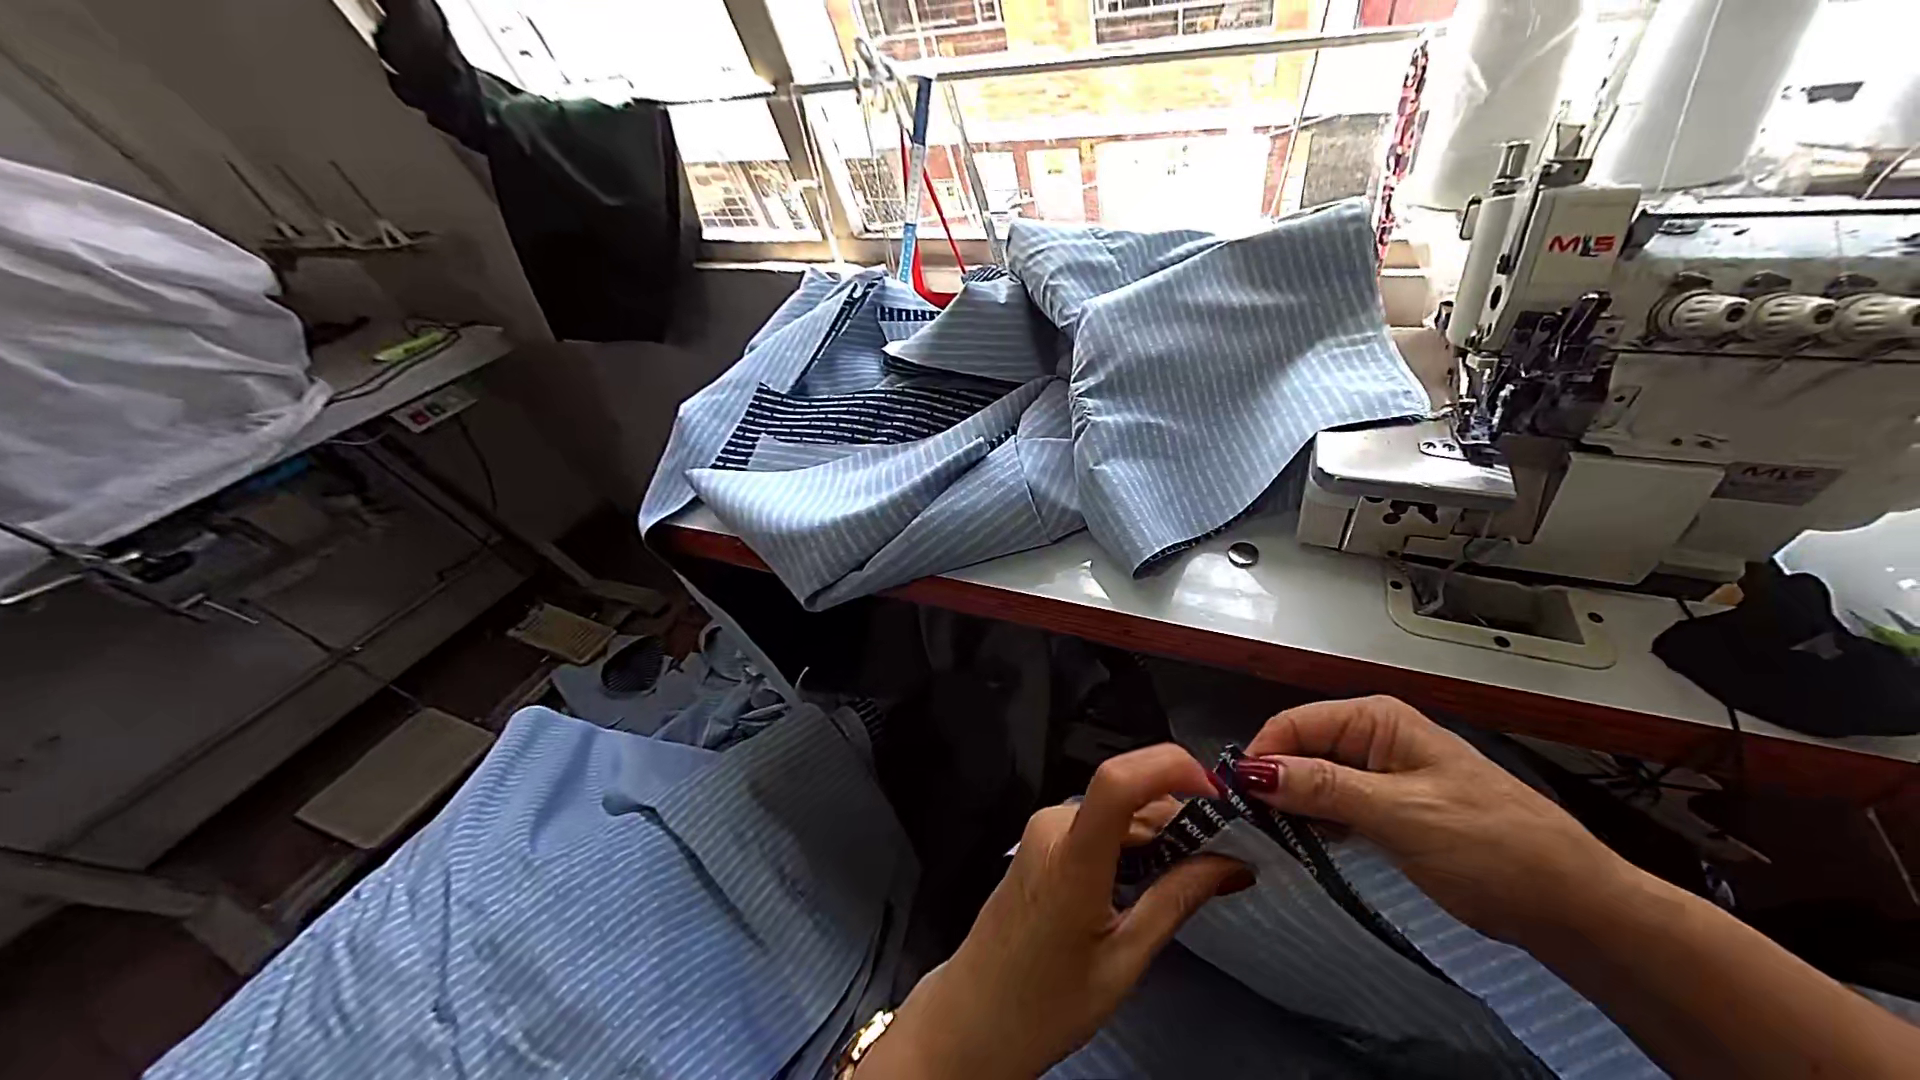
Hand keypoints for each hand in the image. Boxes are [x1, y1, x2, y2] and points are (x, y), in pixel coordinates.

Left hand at [855, 745, 1244, 1079]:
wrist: (972, 1017)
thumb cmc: (1044, 1002)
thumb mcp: (1123, 960)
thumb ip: (1176, 900)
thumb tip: (1232, 863)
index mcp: (1071, 856)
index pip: (1117, 780)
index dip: (1170, 767)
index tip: (1219, 796)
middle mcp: (1053, 826)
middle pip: (1130, 797)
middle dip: (1183, 817)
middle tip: (1227, 857)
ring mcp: (1043, 830)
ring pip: (1118, 812)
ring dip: (1161, 833)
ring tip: (1198, 874)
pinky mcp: (1042, 841)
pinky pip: (1099, 826)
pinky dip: (1135, 842)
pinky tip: (1157, 876)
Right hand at [1244, 695, 1629, 945]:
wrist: (1574, 909)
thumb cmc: (1499, 849)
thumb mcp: (1401, 814)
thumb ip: (1323, 788)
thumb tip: (1253, 771)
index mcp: (1377, 719)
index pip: (1293, 724)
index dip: (1263, 756)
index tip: (1239, 795)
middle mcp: (1372, 737)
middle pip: (1297, 748)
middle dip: (1275, 781)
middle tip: (1259, 820)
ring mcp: (1378, 772)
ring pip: (1309, 776)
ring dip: (1293, 802)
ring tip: (1285, 833)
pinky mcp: (1383, 805)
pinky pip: (1329, 801)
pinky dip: (1314, 818)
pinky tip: (1312, 838)